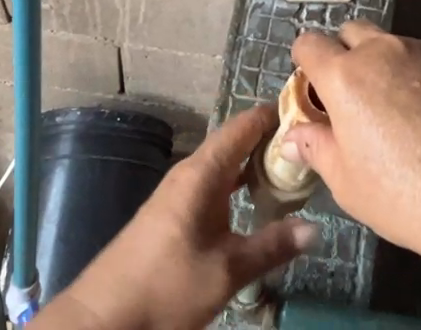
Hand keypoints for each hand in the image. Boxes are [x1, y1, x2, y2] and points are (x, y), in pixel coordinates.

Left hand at [38, 105, 315, 329]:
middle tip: (311, 145)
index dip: (275, 115)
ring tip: (293, 170)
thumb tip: (316, 227)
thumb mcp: (226, 270)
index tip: (309, 111)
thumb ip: (272, 246)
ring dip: (256, 164)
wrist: (104, 317)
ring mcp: (180, 192)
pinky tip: (257, 201)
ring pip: (226, 165)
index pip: (244, 125)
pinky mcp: (174, 212)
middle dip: (272, 141)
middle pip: (236, 142)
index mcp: (202, 172)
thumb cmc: (166, 286)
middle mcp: (191, 173)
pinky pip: (215, 183)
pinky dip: (240, 184)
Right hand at [281, 21, 420, 272]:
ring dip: (377, 63)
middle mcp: (381, 52)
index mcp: (345, 76)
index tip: (309, 86)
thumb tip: (292, 138)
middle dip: (342, 54)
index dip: (304, 61)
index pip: (310, 43)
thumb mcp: (347, 182)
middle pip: (350, 32)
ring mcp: (420, 52)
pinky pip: (416, 57)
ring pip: (387, 43)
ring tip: (387, 109)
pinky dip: (407, 72)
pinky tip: (420, 113)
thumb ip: (316, 149)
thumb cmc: (405, 195)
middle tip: (347, 97)